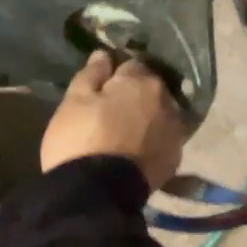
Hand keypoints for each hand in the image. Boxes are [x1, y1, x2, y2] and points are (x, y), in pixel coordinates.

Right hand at [40, 51, 186, 188]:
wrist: (95, 192)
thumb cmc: (78, 140)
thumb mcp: (72, 104)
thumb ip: (89, 76)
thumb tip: (103, 55)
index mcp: (140, 82)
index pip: (130, 65)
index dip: (114, 74)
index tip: (99, 86)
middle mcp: (166, 101)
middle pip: (149, 90)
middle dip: (133, 96)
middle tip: (108, 112)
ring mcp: (174, 132)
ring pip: (158, 116)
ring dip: (144, 119)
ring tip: (121, 134)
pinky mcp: (173, 159)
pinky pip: (161, 142)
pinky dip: (149, 143)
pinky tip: (131, 153)